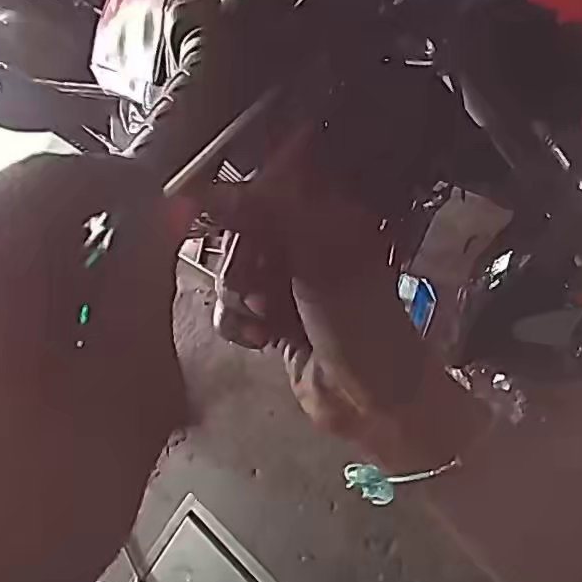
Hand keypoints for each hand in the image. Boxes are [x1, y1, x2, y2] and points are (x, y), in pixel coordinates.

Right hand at [227, 160, 489, 472]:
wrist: (370, 400)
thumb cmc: (360, 324)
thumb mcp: (321, 258)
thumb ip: (272, 212)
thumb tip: (221, 181)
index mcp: (330, 217)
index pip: (271, 187)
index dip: (239, 199)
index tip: (211, 211)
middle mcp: (307, 244)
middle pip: (241, 231)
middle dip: (241, 263)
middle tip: (259, 288)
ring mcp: (288, 284)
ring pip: (231, 272)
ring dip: (239, 300)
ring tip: (265, 319)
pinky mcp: (271, 320)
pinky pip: (231, 309)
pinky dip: (239, 325)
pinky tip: (261, 339)